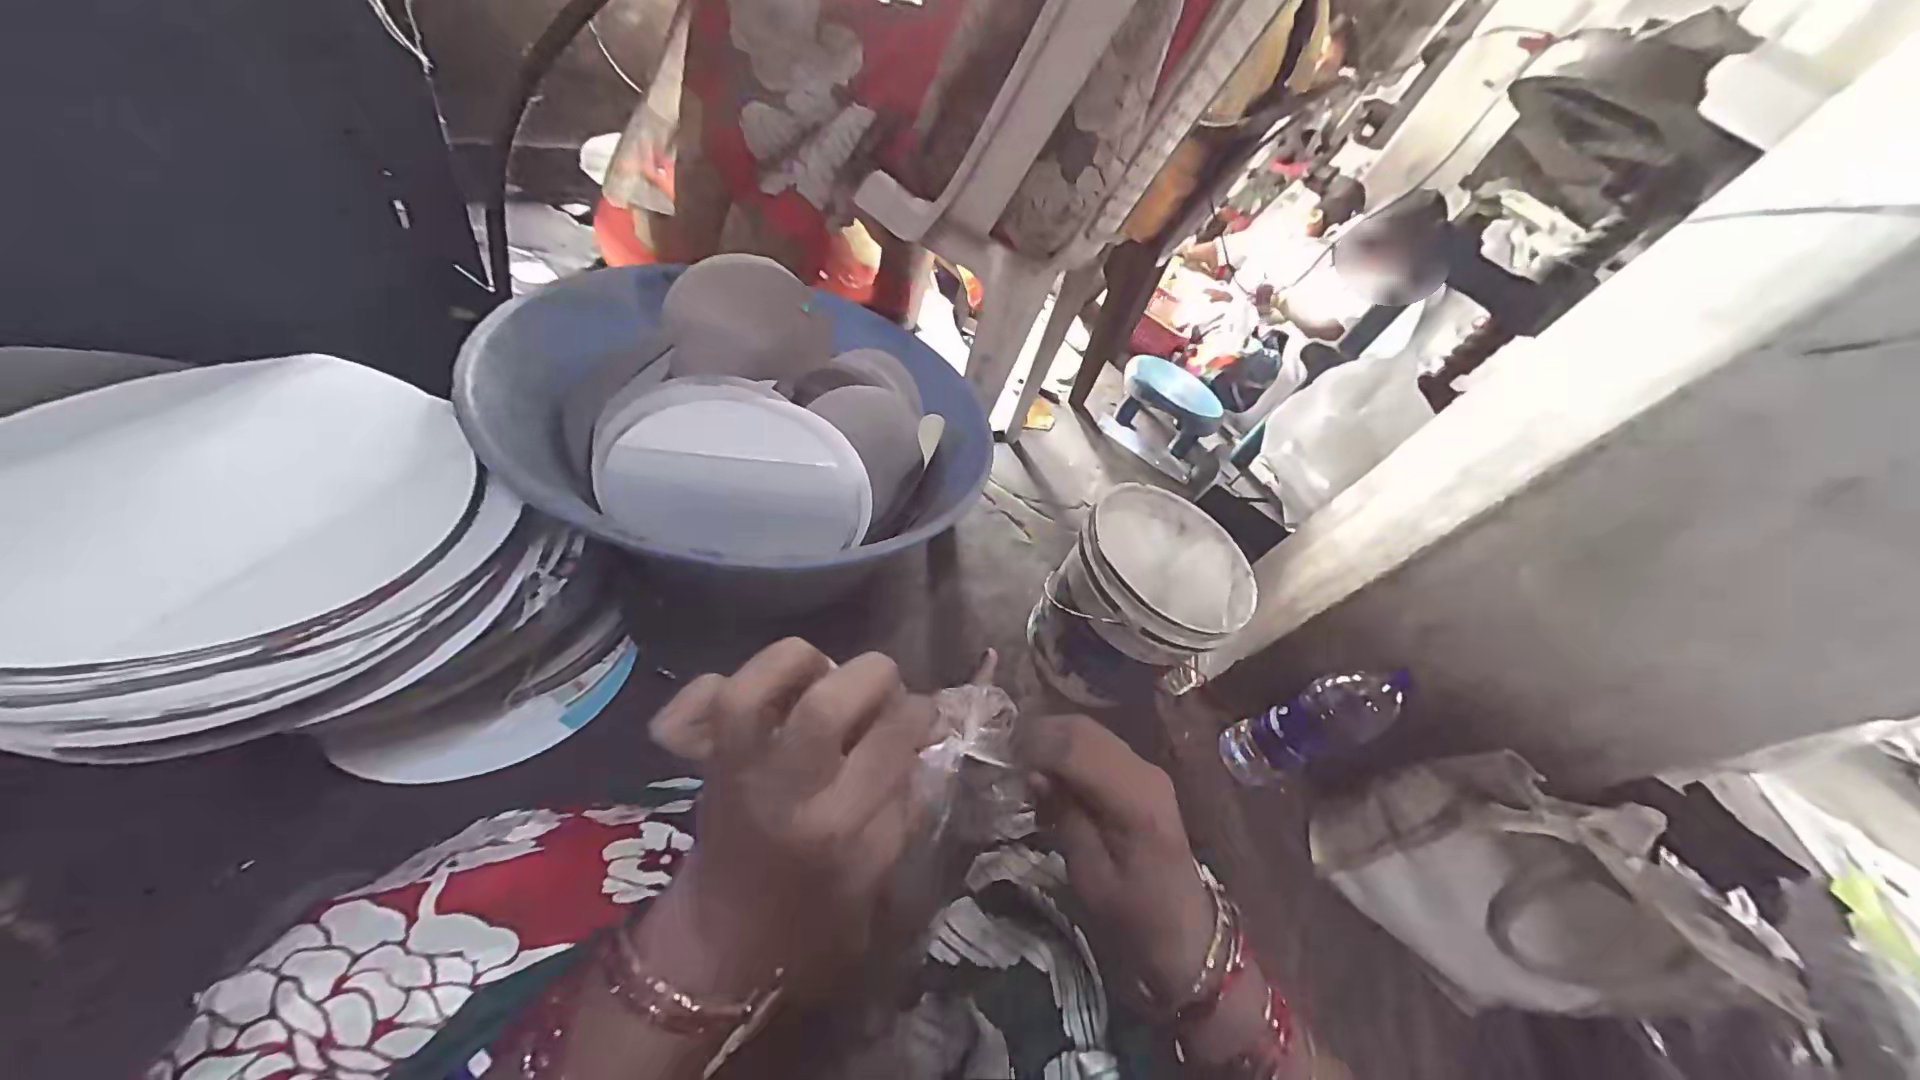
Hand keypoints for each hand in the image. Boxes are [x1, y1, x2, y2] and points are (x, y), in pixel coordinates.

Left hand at [634, 640, 937, 994]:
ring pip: (756, 686)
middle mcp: (784, 788)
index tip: (921, 714)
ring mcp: (735, 767)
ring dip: (802, 663)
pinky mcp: (705, 756)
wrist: (724, 940)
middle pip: (827, 700)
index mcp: (838, 822)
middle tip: (879, 690)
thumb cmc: (815, 912)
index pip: (893, 734)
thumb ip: (910, 795)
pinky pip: (702, 697)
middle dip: (873, 674)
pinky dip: (724, 682)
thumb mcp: (881, 868)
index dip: (918, 711)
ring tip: (822, 678)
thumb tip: (928, 730)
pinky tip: (763, 697)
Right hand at [1018, 713, 1215, 1005]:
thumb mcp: (1090, 877)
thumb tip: (1035, 775)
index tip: (1004, 760)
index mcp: (1136, 800)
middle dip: (1039, 735)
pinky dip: (1066, 748)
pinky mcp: (1140, 772)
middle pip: (1082, 730)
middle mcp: (1144, 771)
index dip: (1036, 747)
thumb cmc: (1134, 915)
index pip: (1077, 750)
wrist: (1187, 931)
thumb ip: (1065, 817)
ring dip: (1051, 739)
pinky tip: (1049, 772)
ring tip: (1023, 764)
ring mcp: (1145, 767)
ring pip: (1087, 730)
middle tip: (1007, 757)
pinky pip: (1096, 744)